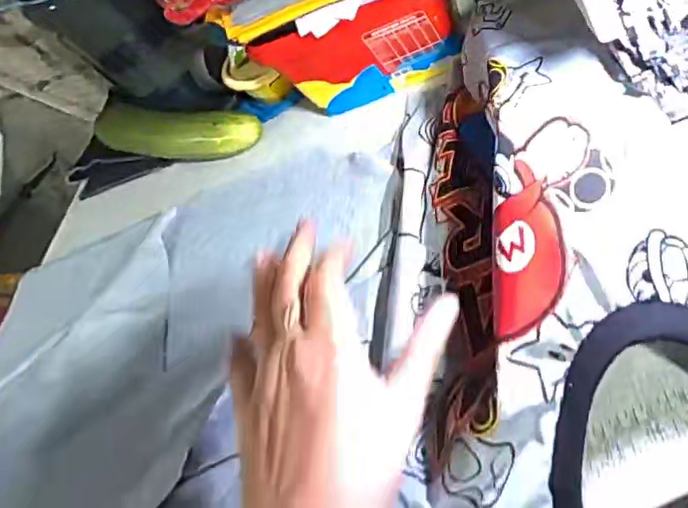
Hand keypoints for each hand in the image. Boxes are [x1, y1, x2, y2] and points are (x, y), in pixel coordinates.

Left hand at [231, 220, 459, 507]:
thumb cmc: (363, 460)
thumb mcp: (405, 400)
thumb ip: (425, 346)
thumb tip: (449, 301)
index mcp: (330, 344)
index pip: (324, 284)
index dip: (333, 257)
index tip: (346, 241)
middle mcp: (290, 354)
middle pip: (285, 292)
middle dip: (295, 255)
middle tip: (302, 227)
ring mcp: (262, 383)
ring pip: (259, 320)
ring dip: (262, 285)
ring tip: (263, 258)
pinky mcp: (245, 412)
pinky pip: (238, 364)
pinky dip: (240, 339)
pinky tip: (237, 333)